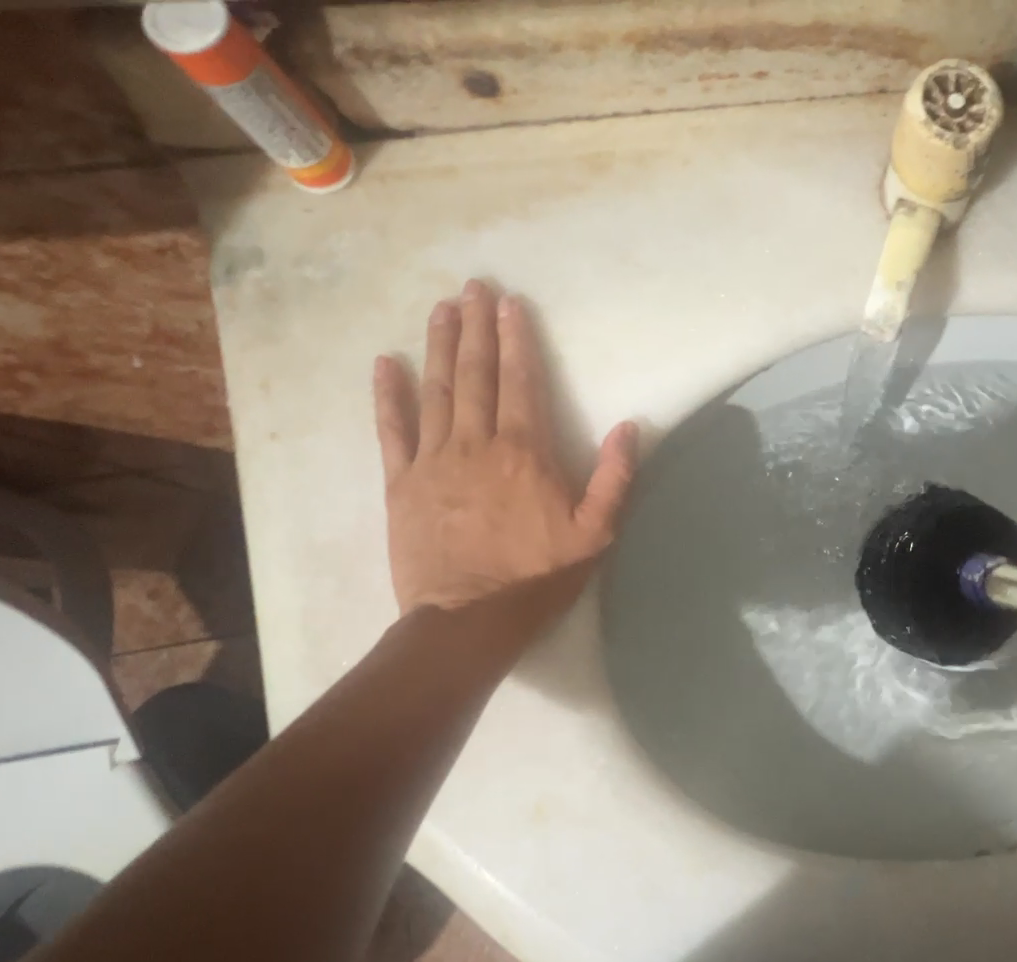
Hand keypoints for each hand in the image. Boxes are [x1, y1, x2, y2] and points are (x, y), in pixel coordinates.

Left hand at [373, 280, 636, 613]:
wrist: (468, 620)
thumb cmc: (539, 577)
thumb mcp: (596, 534)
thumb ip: (615, 478)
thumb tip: (630, 427)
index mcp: (525, 452)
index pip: (520, 382)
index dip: (516, 339)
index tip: (509, 303)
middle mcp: (476, 444)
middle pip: (475, 375)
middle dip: (475, 327)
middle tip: (471, 286)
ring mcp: (433, 461)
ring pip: (435, 391)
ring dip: (438, 347)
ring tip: (441, 309)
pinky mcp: (402, 484)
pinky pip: (391, 430)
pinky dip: (388, 396)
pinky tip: (385, 364)